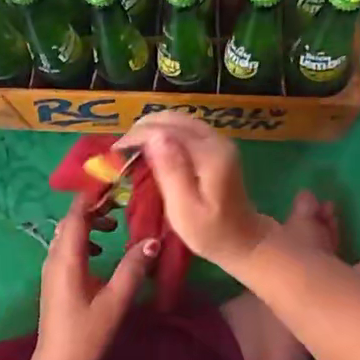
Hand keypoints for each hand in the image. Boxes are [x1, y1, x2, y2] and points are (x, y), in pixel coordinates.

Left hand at [32, 194, 157, 359]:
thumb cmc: (86, 334)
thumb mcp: (115, 302)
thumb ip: (133, 269)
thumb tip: (153, 239)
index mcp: (67, 257)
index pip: (77, 214)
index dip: (92, 195)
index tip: (113, 181)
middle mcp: (55, 256)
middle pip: (71, 219)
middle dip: (94, 206)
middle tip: (120, 201)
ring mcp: (52, 267)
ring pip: (68, 232)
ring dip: (89, 222)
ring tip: (114, 225)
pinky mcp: (55, 278)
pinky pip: (67, 245)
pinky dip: (83, 238)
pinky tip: (100, 250)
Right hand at [118, 111, 275, 268]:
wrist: (245, 241)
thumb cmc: (211, 233)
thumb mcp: (186, 210)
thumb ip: (171, 171)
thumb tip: (153, 138)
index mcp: (210, 155)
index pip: (166, 130)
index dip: (137, 136)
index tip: (115, 151)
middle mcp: (216, 139)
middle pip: (172, 118)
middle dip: (142, 129)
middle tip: (121, 150)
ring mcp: (217, 140)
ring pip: (177, 119)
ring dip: (151, 128)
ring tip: (131, 147)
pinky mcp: (215, 144)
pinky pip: (184, 127)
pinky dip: (163, 131)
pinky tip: (150, 147)